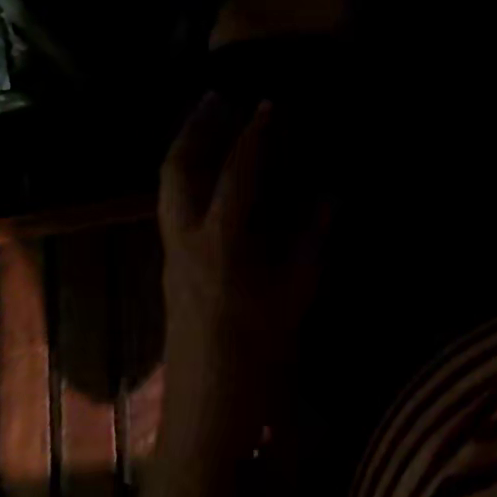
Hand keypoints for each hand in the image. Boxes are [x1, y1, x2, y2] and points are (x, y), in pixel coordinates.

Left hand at [159, 94, 330, 378]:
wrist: (209, 402)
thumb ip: (311, 234)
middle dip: (196, 127)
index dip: (256, 134)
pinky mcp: (169, 263)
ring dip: (185, 145)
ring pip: (167, 184)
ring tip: (205, 119)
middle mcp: (186, 237)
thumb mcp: (297, 287)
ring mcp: (171, 250)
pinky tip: (207, 171)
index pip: (238, 172)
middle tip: (217, 95)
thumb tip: (329, 192)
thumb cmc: (259, 346)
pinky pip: (172, 202)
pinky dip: (185, 173)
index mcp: (222, 242)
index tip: (270, 103)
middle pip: (178, 168)